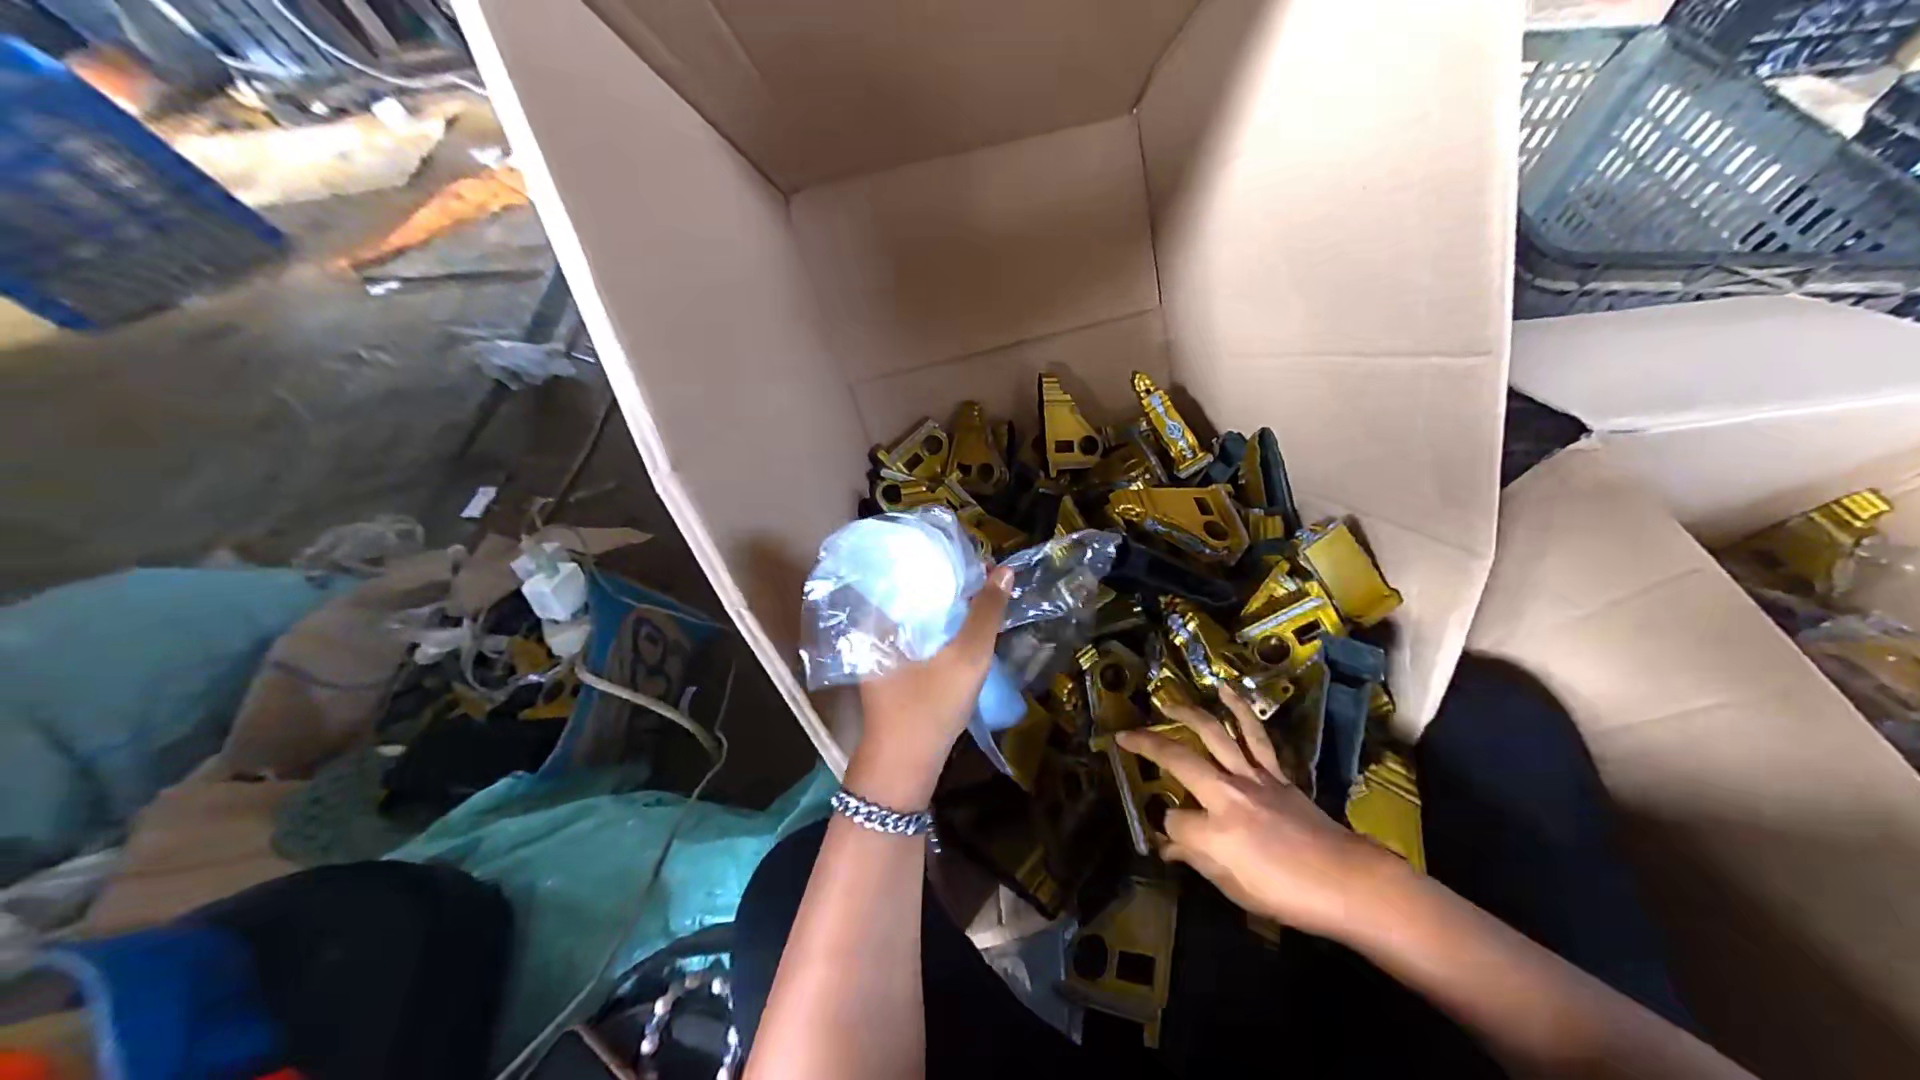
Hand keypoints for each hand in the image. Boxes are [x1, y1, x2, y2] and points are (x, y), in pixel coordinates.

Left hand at [847, 566, 1012, 808]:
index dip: (944, 563)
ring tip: (979, 597)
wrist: (904, 766)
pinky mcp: (892, 668)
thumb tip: (1004, 571)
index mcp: (881, 619)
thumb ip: (986, 613)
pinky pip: (918, 635)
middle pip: (916, 595)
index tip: (975, 561)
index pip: (909, 573)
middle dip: (951, 586)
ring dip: (948, 609)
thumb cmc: (930, 707)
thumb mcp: (967, 658)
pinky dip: (940, 629)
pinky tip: (962, 628)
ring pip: (919, 617)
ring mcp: (881, 651)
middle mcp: (874, 630)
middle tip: (985, 578)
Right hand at [1118, 686, 1409, 939]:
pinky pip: (1254, 734)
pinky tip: (1225, 692)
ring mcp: (1253, 777)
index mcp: (1214, 830)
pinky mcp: (1275, 772)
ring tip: (1168, 701)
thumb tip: (1167, 843)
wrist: (1349, 881)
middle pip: (1178, 758)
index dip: (1166, 829)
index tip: (1171, 840)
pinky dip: (1240, 710)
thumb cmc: (1288, 895)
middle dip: (1146, 744)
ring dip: (1187, 713)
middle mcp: (1227, 793)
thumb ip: (1195, 858)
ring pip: (1213, 734)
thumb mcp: (1233, 888)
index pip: (1172, 819)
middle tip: (1124, 735)